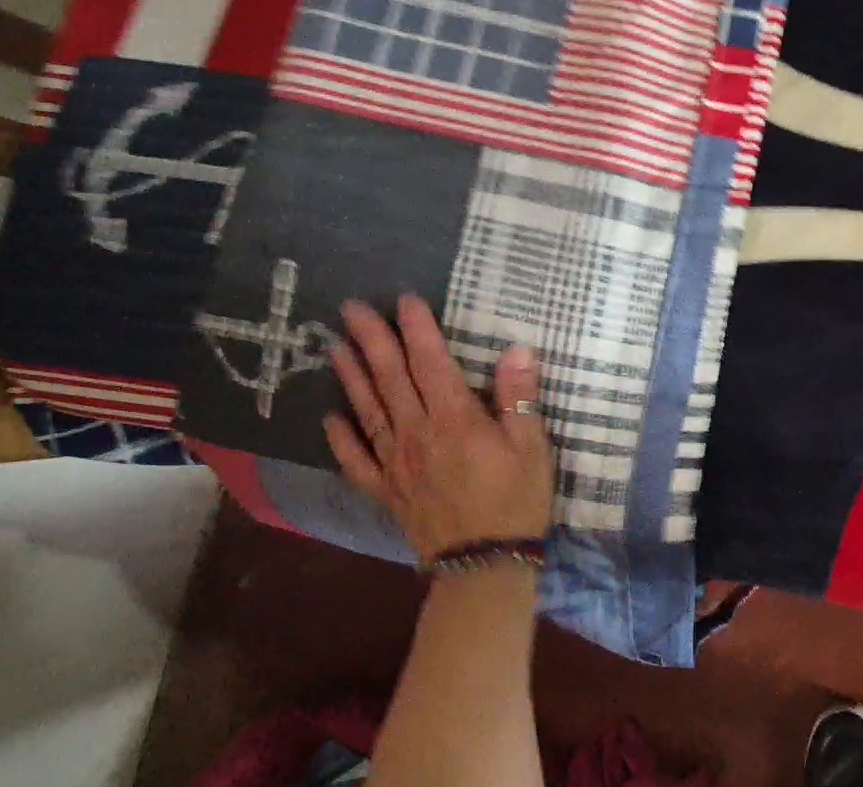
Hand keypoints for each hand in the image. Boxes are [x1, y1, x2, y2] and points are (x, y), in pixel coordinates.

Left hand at [322, 294, 553, 561]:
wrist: (485, 561)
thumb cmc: (516, 498)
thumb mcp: (532, 445)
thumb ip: (520, 398)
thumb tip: (515, 350)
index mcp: (455, 420)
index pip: (431, 364)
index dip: (417, 330)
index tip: (404, 300)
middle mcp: (417, 434)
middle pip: (391, 380)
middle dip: (371, 341)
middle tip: (350, 309)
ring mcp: (397, 463)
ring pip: (368, 411)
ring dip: (352, 376)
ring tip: (334, 346)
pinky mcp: (388, 489)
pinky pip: (357, 460)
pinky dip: (341, 437)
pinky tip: (330, 418)